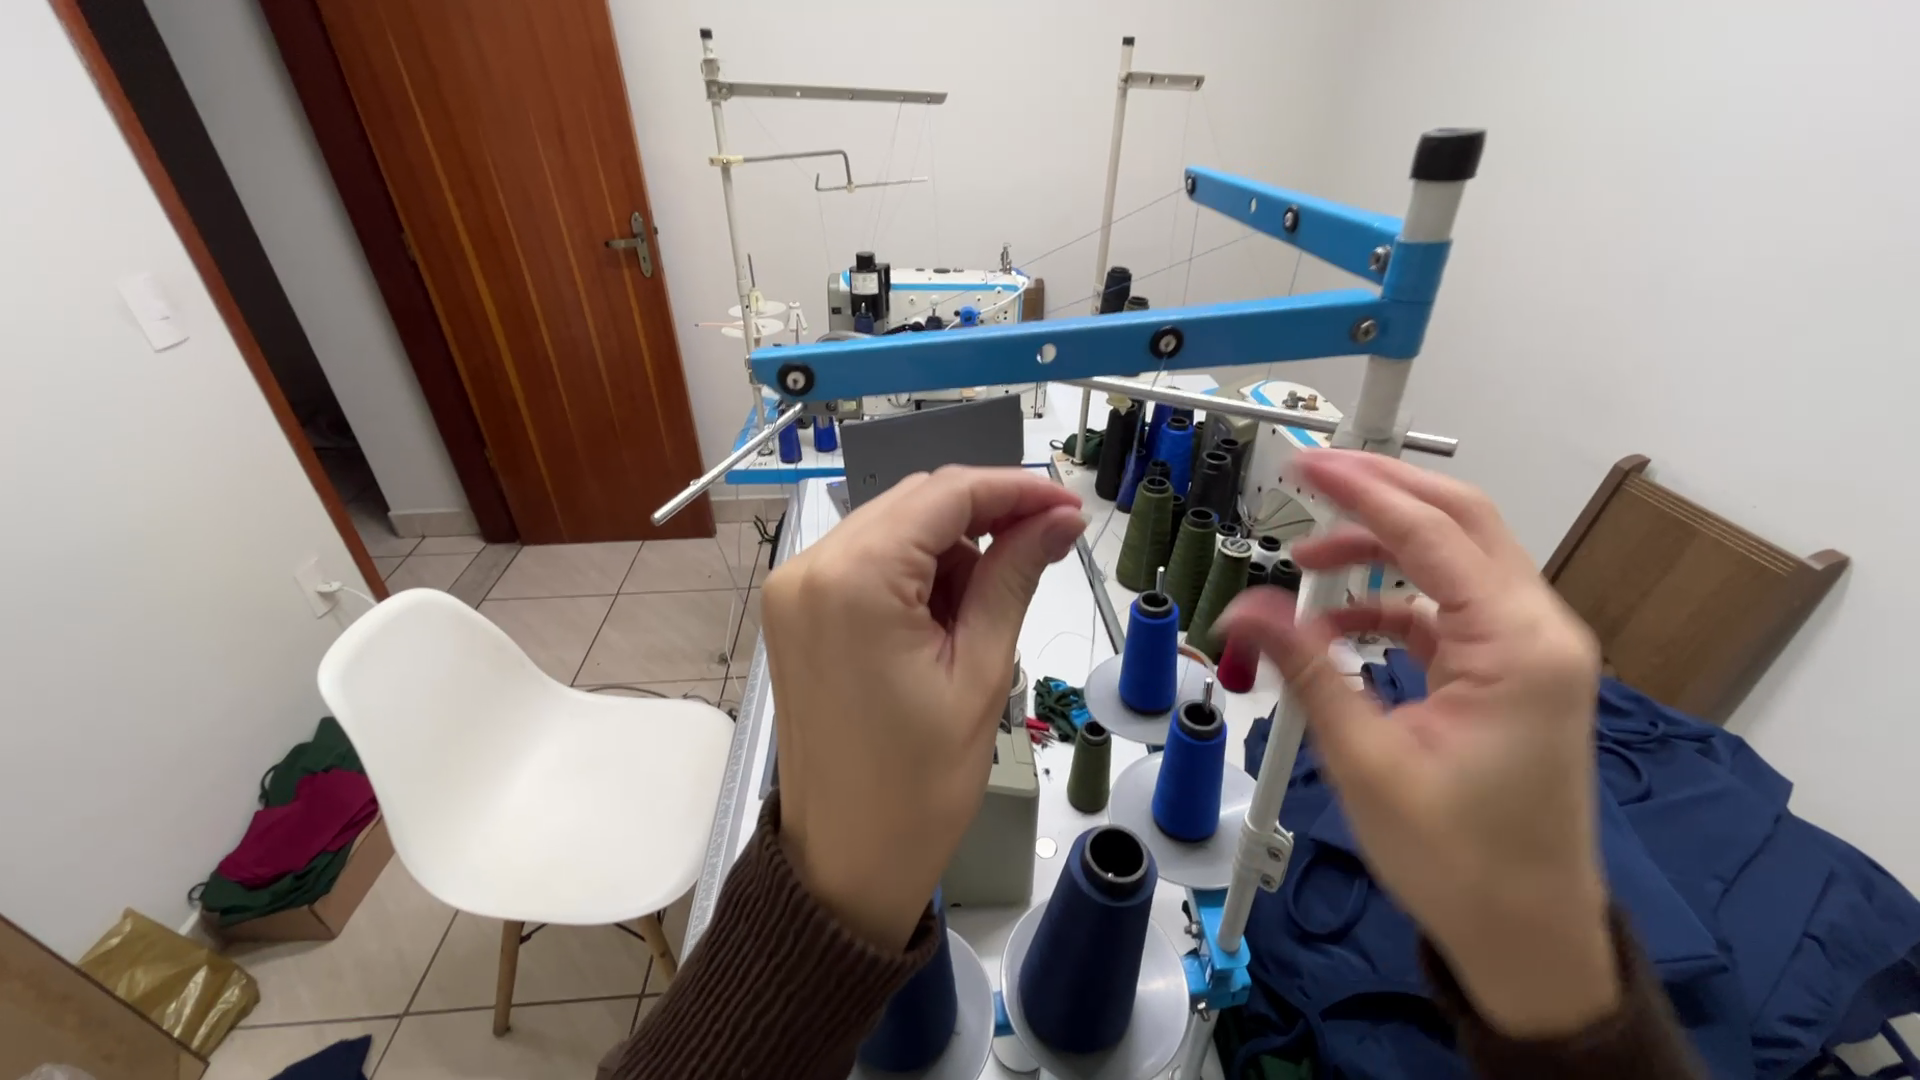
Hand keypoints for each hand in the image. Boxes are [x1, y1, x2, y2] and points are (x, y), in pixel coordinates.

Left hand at [762, 467, 1084, 949]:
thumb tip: (1058, 519)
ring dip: (950, 548)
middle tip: (1046, 542)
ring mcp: (795, 588)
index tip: (1065, 505)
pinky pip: (866, 561)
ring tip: (988, 608)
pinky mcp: (795, 610)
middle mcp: (811, 567)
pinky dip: (914, 571)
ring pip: (892, 529)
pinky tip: (946, 614)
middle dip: (985, 516)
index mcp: (854, 579)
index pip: (945, 495)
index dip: (1014, 489)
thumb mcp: (981, 672)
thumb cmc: (919, 784)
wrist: (845, 861)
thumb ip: (1015, 576)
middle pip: (915, 503)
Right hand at [1218, 450, 1616, 1037]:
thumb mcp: (1365, 759)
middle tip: (1310, 477)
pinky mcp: (1507, 670)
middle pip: (1460, 523)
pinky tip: (1335, 622)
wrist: (1524, 933)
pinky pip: (1445, 607)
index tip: (1304, 463)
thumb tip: (1242, 610)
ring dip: (1379, 548)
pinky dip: (1388, 600)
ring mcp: (1527, 650)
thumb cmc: (1454, 858)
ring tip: (1305, 561)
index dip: (1361, 490)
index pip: (1432, 533)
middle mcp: (1536, 631)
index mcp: (1516, 646)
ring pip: (1452, 560)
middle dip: (1381, 493)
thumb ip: (1305, 668)